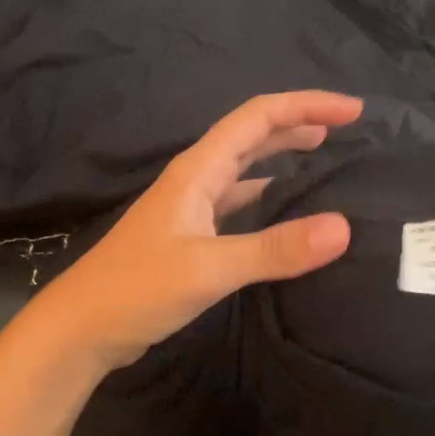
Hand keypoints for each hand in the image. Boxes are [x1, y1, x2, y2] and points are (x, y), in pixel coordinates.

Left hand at [22, 91, 359, 373]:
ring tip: (326, 159)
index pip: (257, 118)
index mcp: (198, 171)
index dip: (306, 106)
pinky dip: (269, 200)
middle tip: (348, 130)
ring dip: (283, 158)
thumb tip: (343, 228)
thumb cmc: (137, 289)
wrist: (81, 329)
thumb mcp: (209, 268)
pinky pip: (239, 205)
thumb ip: (274, 249)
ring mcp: (191, 210)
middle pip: (252, 136)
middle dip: (299, 125)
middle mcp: (195, 181)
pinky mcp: (190, 239)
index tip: (353, 111)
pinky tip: (287, 215)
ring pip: (246, 171)